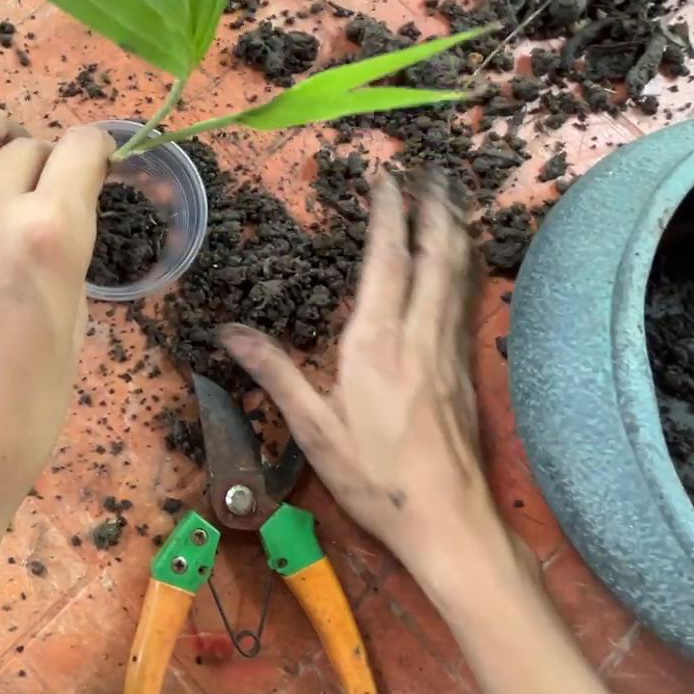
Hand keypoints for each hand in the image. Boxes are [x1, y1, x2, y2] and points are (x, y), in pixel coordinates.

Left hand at [0, 107, 113, 575]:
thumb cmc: (22, 412)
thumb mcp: (69, 325)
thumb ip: (62, 253)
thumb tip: (56, 215)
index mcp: (47, 232)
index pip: (78, 148)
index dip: (95, 147)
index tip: (95, 155)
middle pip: (21, 145)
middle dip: (41, 158)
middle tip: (42, 185)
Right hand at [220, 172, 510, 590]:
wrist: (449, 523)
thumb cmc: (375, 477)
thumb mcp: (312, 429)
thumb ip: (274, 373)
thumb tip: (227, 332)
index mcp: (376, 345)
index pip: (387, 263)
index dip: (388, 216)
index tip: (387, 179)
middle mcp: (419, 338)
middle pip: (435, 258)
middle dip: (433, 209)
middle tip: (432, 171)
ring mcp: (449, 353)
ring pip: (458, 277)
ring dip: (454, 232)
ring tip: (452, 200)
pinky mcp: (465, 372)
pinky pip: (465, 304)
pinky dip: (464, 270)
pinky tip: (462, 265)